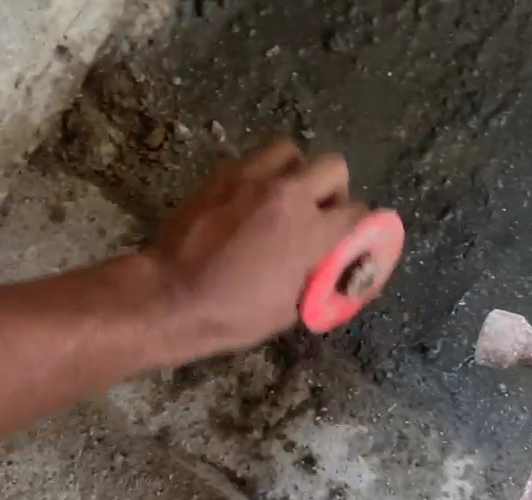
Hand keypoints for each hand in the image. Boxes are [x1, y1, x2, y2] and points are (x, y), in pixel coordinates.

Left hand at [145, 140, 369, 356]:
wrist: (172, 297)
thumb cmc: (232, 315)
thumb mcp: (288, 311)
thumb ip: (318, 281)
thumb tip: (331, 272)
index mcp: (309, 232)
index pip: (357, 214)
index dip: (359, 227)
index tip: (351, 240)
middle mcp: (286, 194)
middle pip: (333, 167)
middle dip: (333, 191)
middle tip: (318, 215)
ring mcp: (251, 177)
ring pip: (291, 151)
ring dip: (295, 172)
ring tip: (283, 200)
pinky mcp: (220, 174)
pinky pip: (253, 160)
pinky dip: (260, 176)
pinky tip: (249, 203)